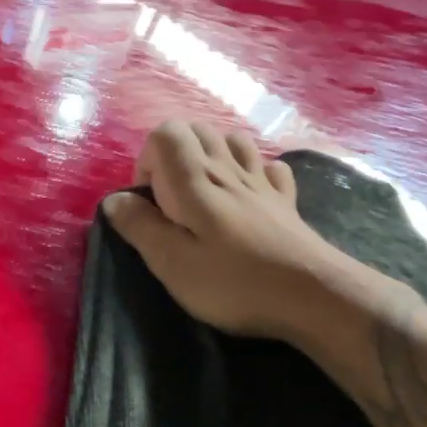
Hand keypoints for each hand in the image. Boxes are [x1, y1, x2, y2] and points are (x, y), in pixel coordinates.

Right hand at [102, 120, 386, 340]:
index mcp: (195, 181)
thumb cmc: (231, 282)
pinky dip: (250, 171)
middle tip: (167, 203)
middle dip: (172, 157)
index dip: (147, 162)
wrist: (310, 295)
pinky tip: (244, 197)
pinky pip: (266, 166)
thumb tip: (115, 200)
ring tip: (200, 198)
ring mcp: (261, 182)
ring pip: (232, 141)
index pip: (166, 133)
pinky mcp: (284, 201)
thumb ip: (139, 226)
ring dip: (209, 158)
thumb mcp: (171, 262)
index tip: (148, 203)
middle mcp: (228, 169)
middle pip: (197, 131)